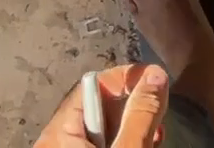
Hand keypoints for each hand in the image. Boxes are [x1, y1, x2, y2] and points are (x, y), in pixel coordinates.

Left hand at [33, 64, 170, 147]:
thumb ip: (141, 113)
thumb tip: (156, 73)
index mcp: (57, 133)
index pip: (95, 82)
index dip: (128, 77)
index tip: (158, 83)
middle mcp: (55, 140)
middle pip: (101, 104)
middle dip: (135, 105)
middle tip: (158, 119)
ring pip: (105, 125)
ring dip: (133, 124)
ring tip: (152, 137)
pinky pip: (100, 142)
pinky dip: (123, 139)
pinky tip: (140, 145)